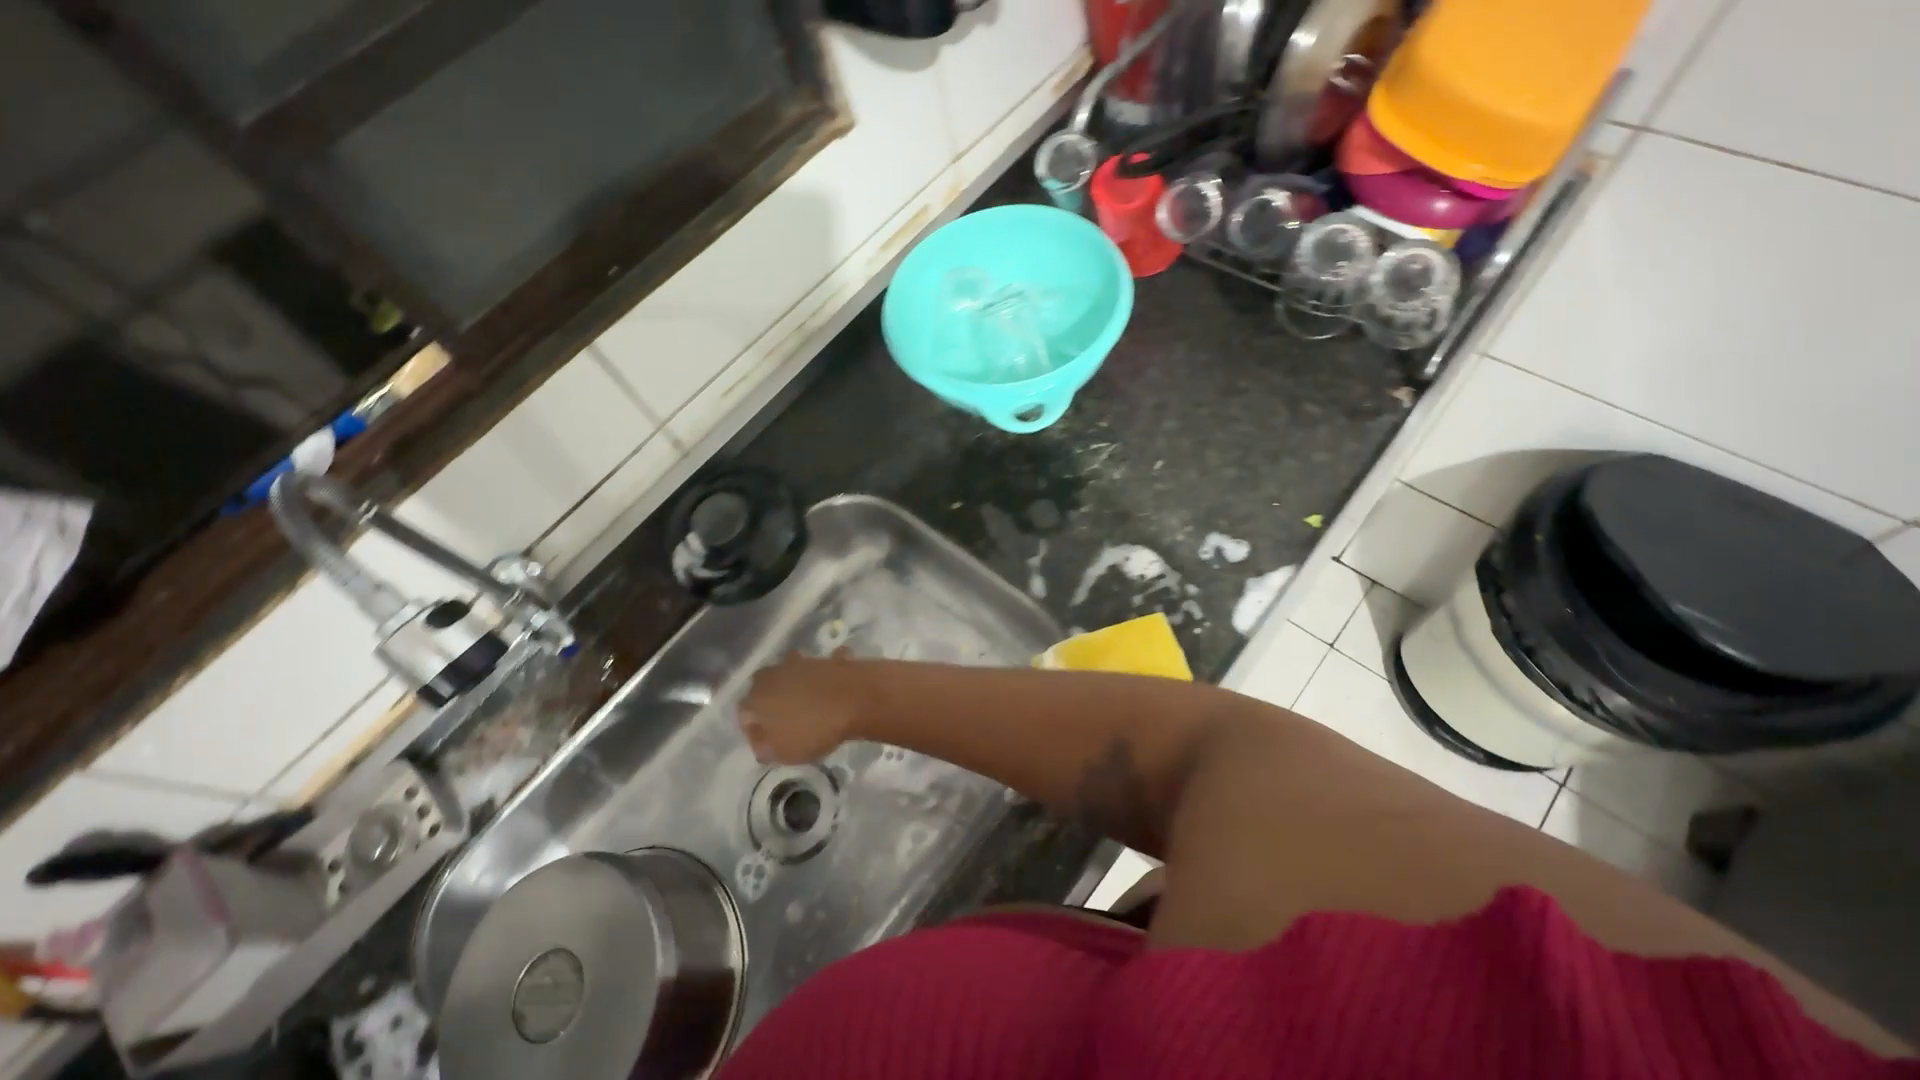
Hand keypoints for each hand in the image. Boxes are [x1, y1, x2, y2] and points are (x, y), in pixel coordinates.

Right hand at [738, 650, 869, 763]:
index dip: (755, 733)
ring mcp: (800, 662)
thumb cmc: (813, 729)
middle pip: (764, 689)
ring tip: (808, 708)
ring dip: (795, 688)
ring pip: (791, 675)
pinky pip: (820, 671)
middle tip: (785, 724)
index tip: (769, 746)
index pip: (744, 715)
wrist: (854, 698)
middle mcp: (773, 674)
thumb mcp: (783, 753)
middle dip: (771, 706)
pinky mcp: (825, 659)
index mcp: (756, 697)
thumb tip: (762, 745)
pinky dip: (823, 679)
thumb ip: (766, 749)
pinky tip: (832, 691)